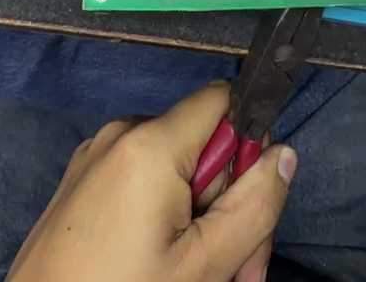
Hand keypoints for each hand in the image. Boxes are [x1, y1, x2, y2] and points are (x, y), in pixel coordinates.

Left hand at [7, 82, 298, 281]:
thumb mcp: (203, 266)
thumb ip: (253, 206)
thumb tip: (283, 153)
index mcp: (149, 141)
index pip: (224, 101)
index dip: (249, 146)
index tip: (249, 203)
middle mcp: (121, 134)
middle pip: (203, 145)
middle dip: (227, 203)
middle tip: (236, 273)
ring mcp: (96, 159)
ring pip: (175, 171)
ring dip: (198, 220)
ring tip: (199, 280)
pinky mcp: (82, 186)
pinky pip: (141, 184)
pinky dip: (162, 219)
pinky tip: (161, 269)